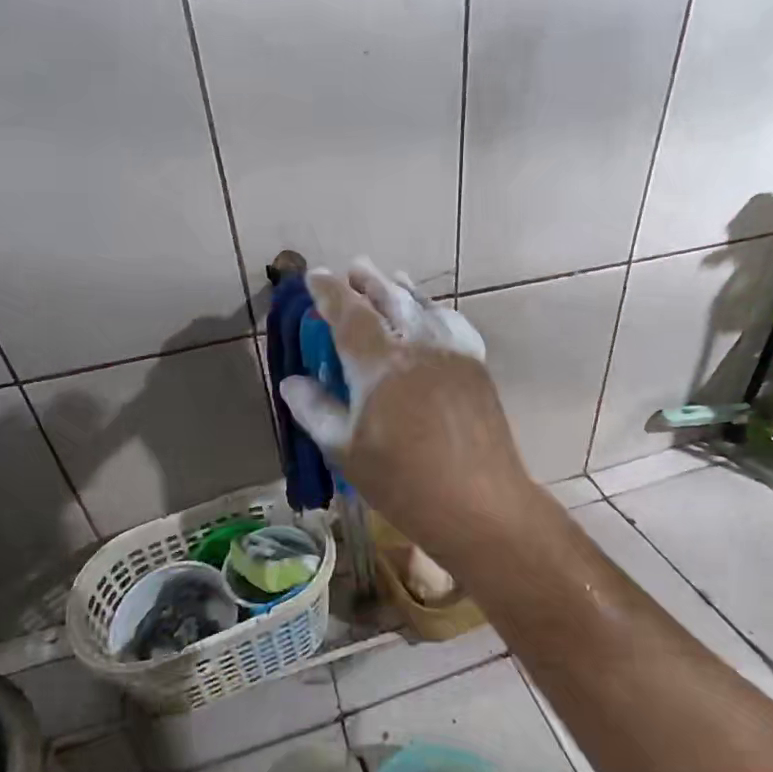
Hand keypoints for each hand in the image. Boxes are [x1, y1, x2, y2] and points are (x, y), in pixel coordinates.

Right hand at [278, 259, 538, 560]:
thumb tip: (291, 381)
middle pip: (390, 298)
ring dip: (402, 289)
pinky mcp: (476, 366)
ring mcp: (453, 351)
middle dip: (369, 281)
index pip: (348, 313)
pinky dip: (434, 311)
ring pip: (424, 306)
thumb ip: (316, 410)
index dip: (329, 291)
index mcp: (379, 362)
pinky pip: (452, 323)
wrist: (481, 503)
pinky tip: (433, 315)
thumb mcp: (346, 450)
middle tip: (354, 268)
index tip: (315, 275)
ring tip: (391, 279)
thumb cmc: (404, 483)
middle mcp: (418, 344)